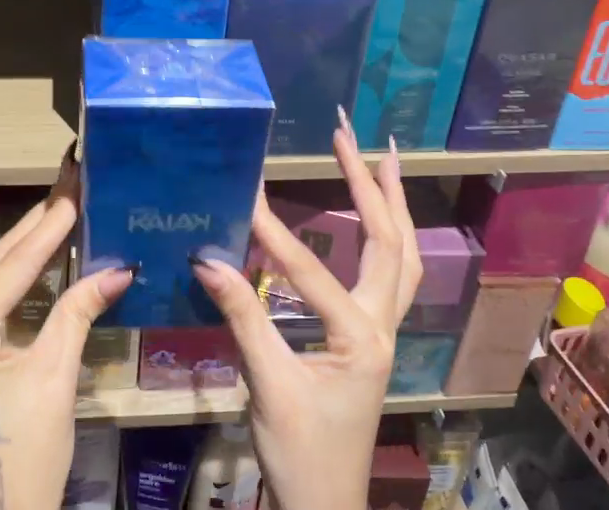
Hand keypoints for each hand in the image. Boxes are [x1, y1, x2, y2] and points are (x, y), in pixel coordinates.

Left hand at [0, 157, 133, 509]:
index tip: (75, 191)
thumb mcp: (56, 377)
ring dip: (14, 242)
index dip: (49, 230)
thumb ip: (78, 312)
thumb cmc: (28, 451)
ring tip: (43, 202)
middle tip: (65, 185)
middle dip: (33, 227)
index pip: (13, 269)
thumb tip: (119, 267)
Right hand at [192, 110, 422, 509]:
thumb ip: (243, 318)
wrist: (326, 507)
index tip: (246, 187)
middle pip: (391, 243)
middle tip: (352, 135)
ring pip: (401, 257)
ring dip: (391, 205)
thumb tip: (207, 259)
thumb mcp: (268, 387)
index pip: (311, 271)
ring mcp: (381, 332)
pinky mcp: (370, 340)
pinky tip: (370, 218)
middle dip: (372, 185)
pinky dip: (384, 236)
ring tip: (380, 158)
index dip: (273, 230)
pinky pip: (388, 276)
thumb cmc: (300, 453)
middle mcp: (381, 326)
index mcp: (360, 338)